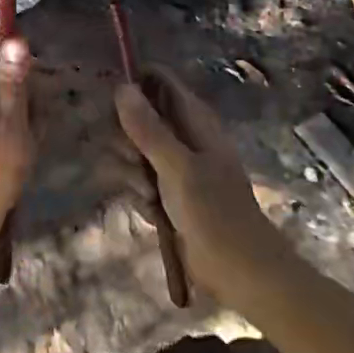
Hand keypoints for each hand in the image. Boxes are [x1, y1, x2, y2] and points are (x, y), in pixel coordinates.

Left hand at [0, 28, 34, 245]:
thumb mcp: (14, 125)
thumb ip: (15, 81)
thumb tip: (17, 38)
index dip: (1, 38)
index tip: (27, 58)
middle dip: (14, 72)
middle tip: (33, 102)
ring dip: (16, 94)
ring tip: (28, 125)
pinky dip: (9, 109)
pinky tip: (20, 133)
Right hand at [115, 69, 286, 301]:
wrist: (240, 271)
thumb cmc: (215, 213)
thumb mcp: (177, 168)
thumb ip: (148, 128)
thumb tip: (122, 87)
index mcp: (194, 119)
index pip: (160, 82)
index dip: (135, 86)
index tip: (113, 108)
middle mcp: (184, 135)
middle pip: (140, 117)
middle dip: (128, 140)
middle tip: (133, 161)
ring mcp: (176, 166)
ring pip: (136, 151)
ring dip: (131, 172)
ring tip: (146, 196)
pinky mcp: (169, 194)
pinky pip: (140, 181)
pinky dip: (140, 195)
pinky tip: (150, 212)